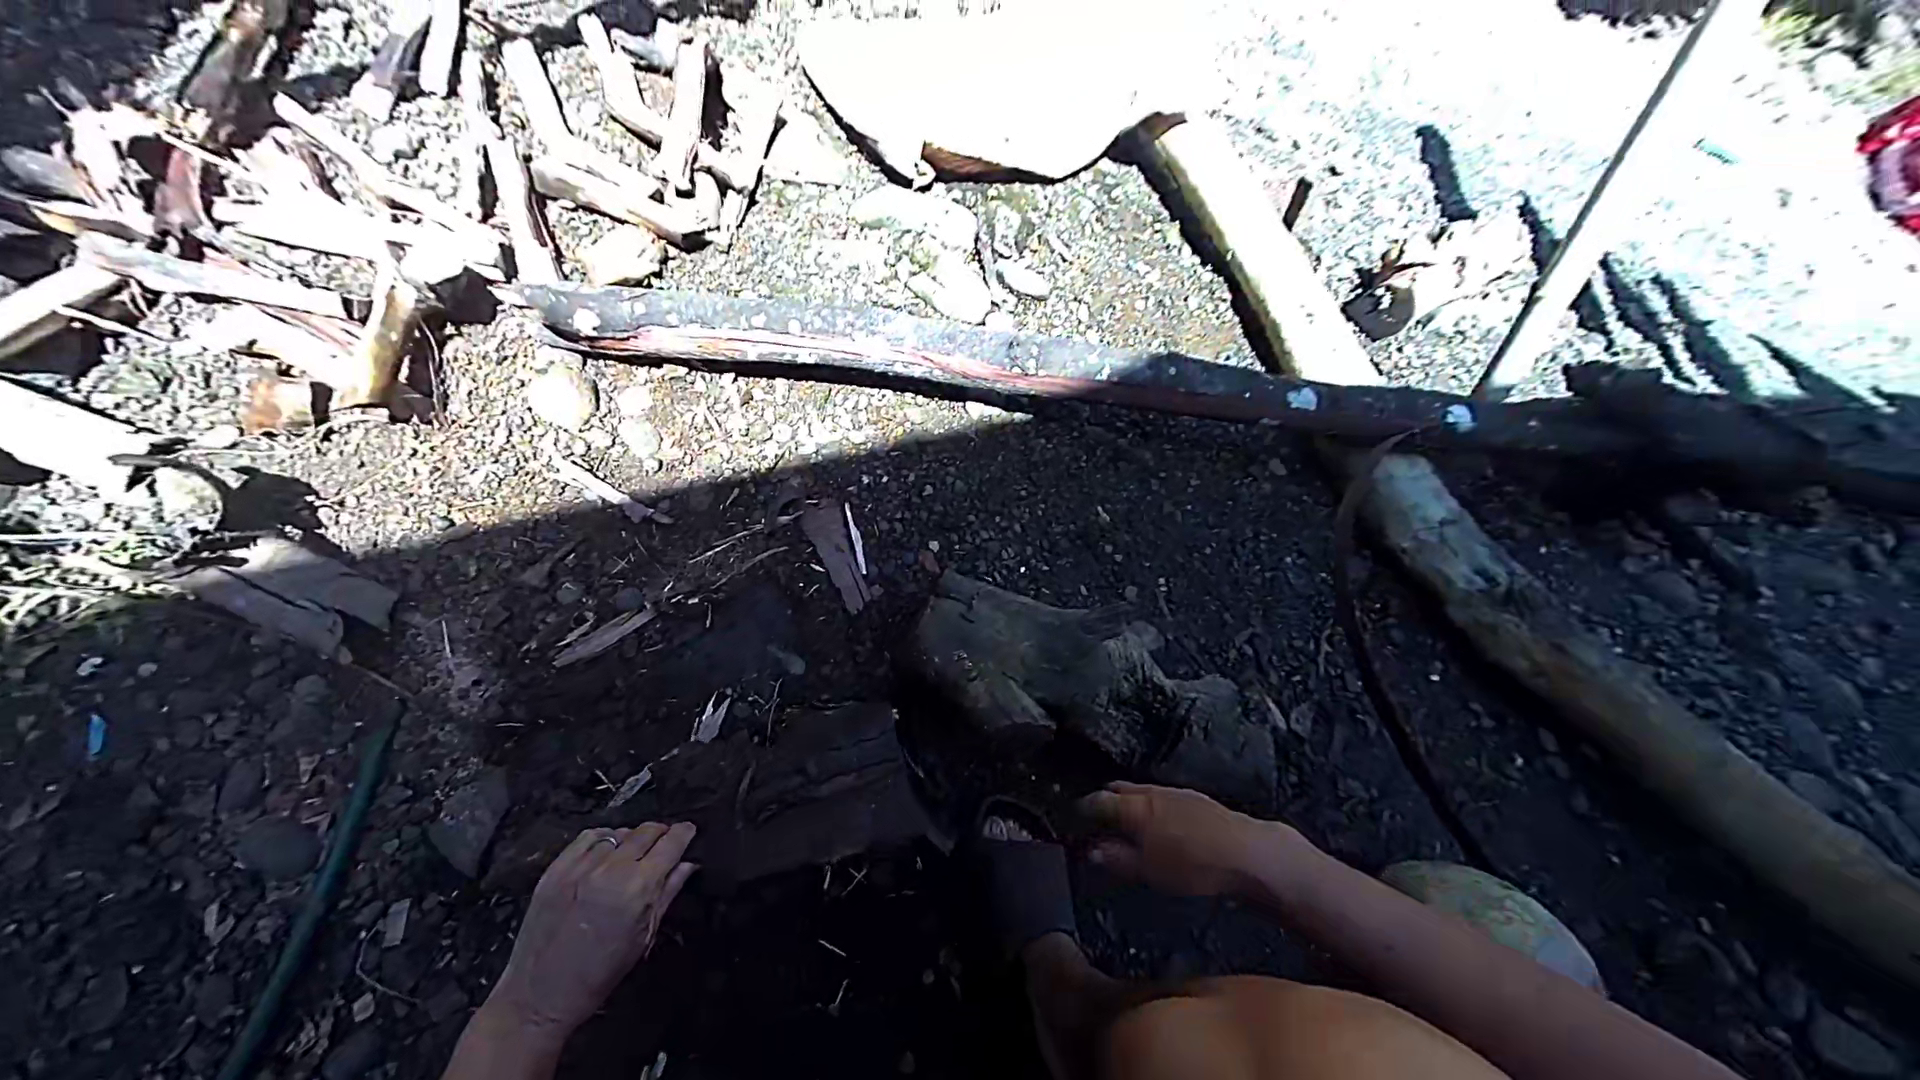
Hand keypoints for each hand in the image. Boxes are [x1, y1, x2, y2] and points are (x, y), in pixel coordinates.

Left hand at [483, 823, 697, 1040]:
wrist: (538, 998)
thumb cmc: (599, 974)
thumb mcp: (644, 936)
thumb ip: (668, 892)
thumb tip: (689, 863)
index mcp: (638, 888)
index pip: (672, 842)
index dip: (685, 833)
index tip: (689, 832)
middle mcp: (611, 870)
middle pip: (647, 831)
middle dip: (661, 834)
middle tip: (662, 846)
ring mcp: (580, 868)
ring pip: (619, 833)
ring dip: (631, 840)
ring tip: (630, 856)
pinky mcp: (555, 870)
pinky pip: (588, 837)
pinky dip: (603, 839)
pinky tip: (605, 853)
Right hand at [1076, 782, 1295, 896]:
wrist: (1247, 853)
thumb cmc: (1192, 865)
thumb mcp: (1148, 871)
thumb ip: (1117, 858)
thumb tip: (1091, 849)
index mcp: (1133, 807)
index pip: (1097, 800)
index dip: (1082, 809)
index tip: (1073, 820)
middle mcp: (1150, 792)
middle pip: (1117, 789)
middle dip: (1104, 800)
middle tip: (1096, 820)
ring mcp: (1174, 791)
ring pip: (1140, 790)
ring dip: (1128, 802)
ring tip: (1125, 822)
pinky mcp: (1194, 798)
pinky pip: (1160, 795)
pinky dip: (1149, 805)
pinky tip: (1158, 823)